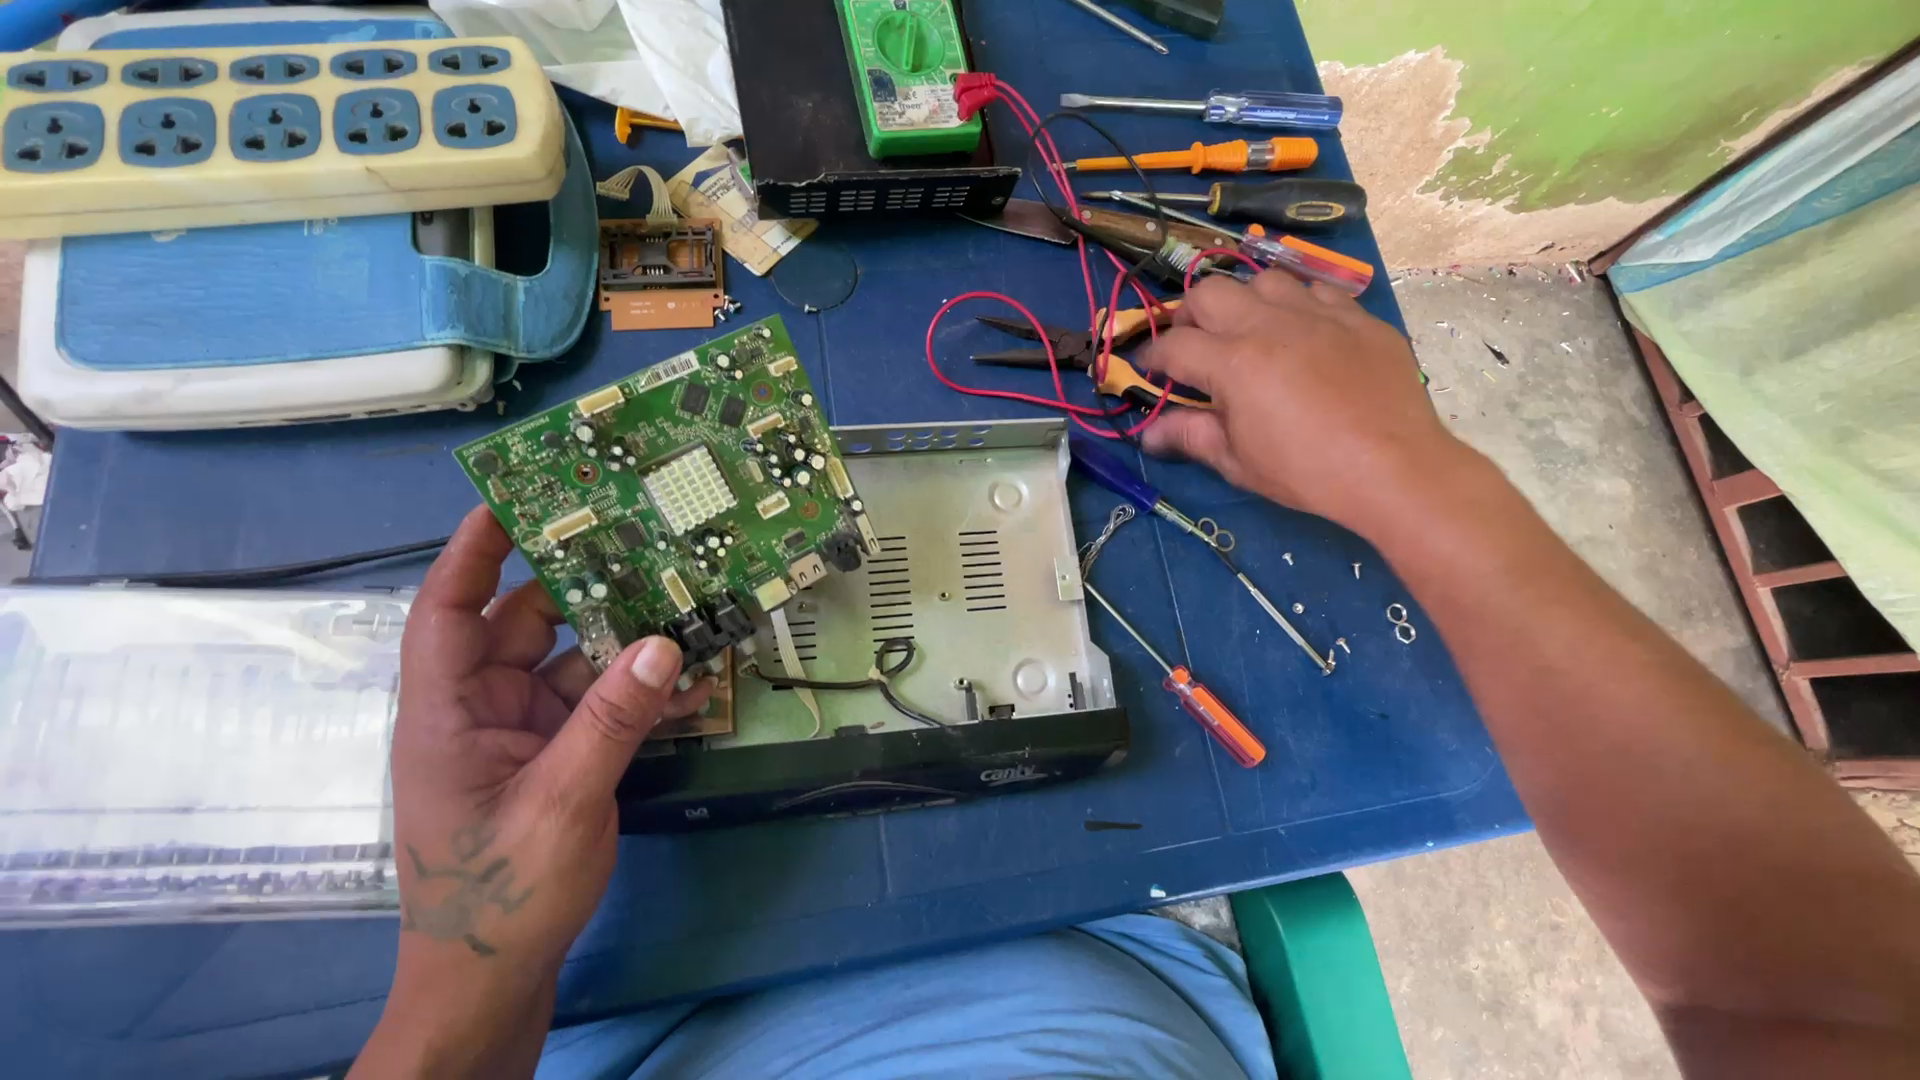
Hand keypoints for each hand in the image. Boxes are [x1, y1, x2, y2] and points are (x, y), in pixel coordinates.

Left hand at [356, 507, 710, 1076]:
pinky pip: (597, 706)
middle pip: (523, 627)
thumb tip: (663, 642)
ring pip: (570, 664)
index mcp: (447, 714)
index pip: (446, 612)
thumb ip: (611, 721)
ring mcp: (520, 735)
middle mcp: (480, 712)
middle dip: (579, 588)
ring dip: (622, 643)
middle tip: (639, 545)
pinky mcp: (555, 756)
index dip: (472, 553)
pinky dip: (635, 693)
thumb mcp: (562, 803)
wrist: (496, 979)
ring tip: (681, 605)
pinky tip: (686, 684)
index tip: (512, 499)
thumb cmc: (503, 894)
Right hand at [1137, 270, 1467, 534]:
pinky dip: (1296, 305)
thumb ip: (1190, 436)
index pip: (1174, 346)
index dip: (1151, 357)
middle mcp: (1269, 325)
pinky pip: (1316, 291)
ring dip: (1243, 301)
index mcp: (1233, 363)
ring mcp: (1317, 314)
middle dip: (1189, 315)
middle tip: (1192, 343)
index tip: (1147, 370)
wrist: (1394, 467)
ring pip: (1263, 280)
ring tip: (1247, 329)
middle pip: (1210, 292)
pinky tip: (1300, 332)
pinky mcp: (1356, 317)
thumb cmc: (1305, 471)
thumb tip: (1148, 434)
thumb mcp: (1237, 462)